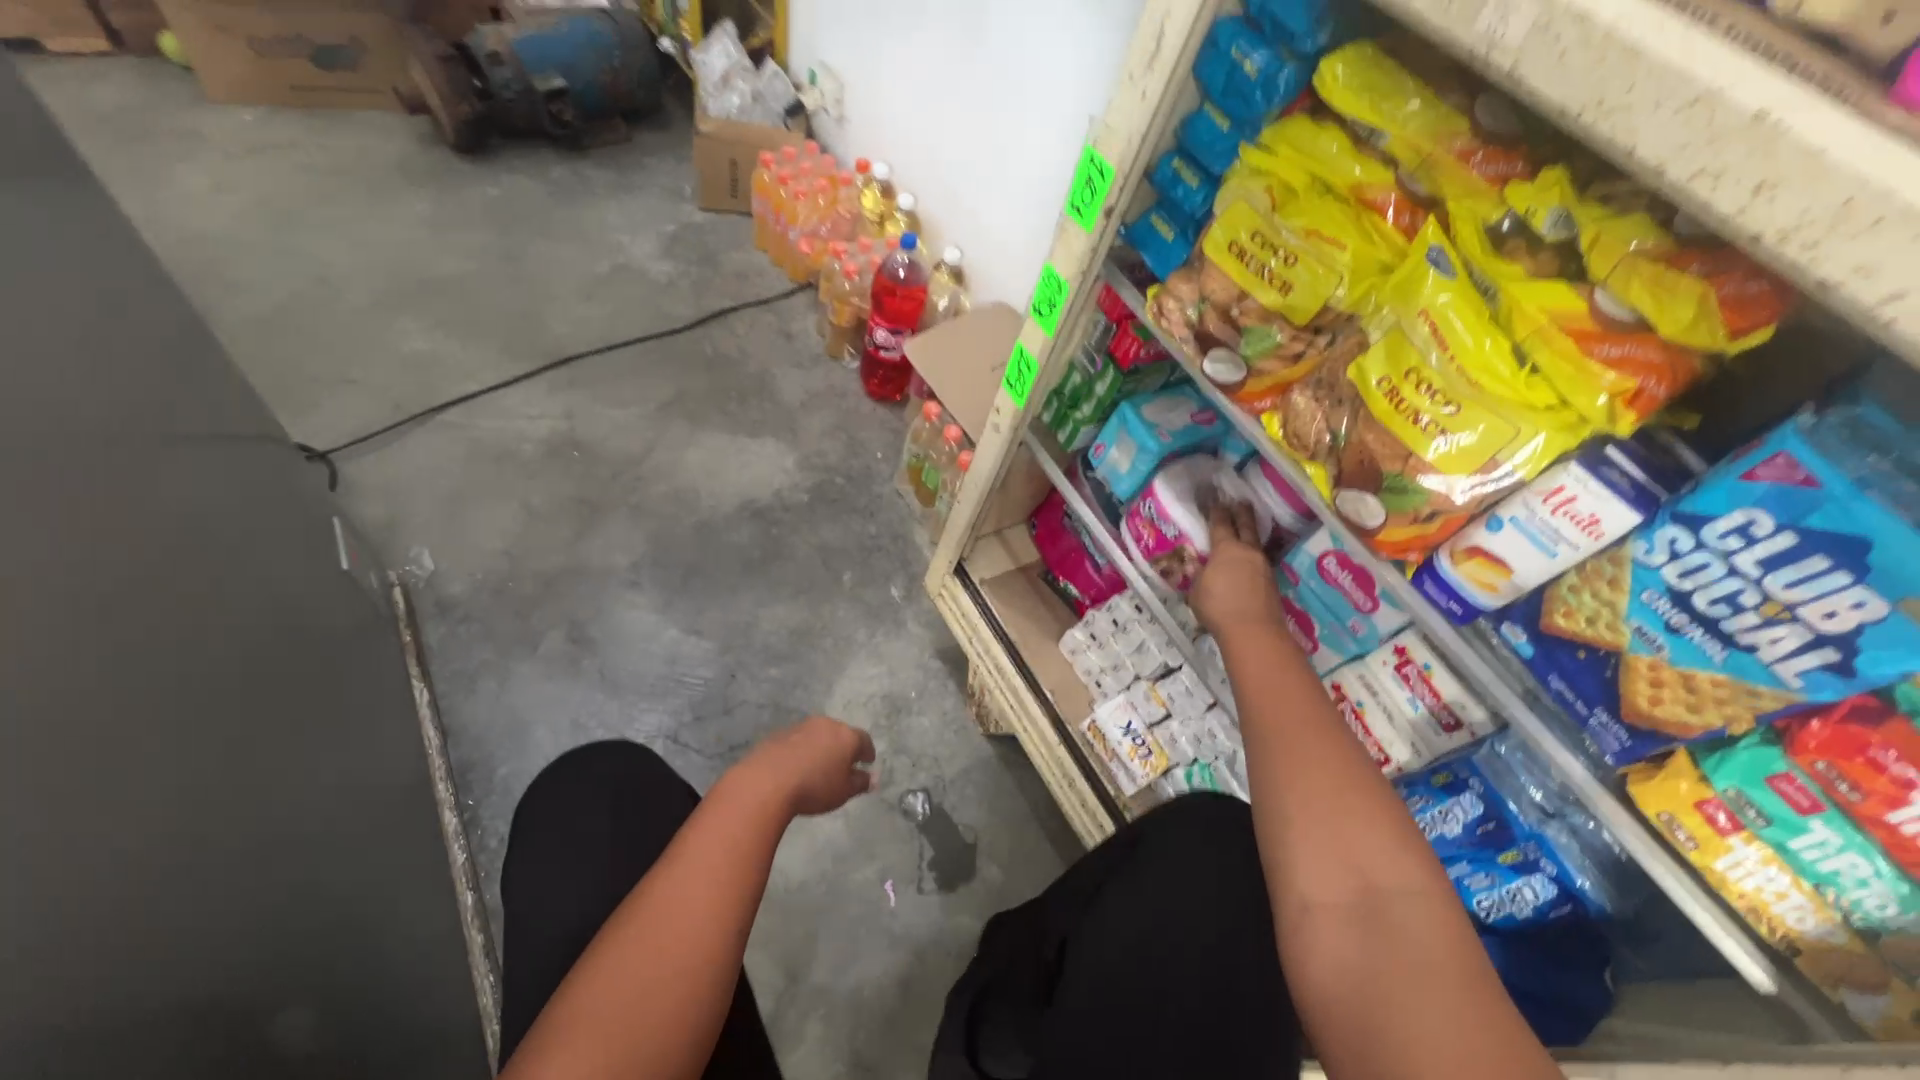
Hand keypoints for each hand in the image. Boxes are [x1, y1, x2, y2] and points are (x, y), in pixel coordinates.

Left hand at [737, 715, 875, 817]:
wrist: (766, 782)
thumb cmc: (814, 788)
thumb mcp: (844, 792)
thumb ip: (860, 783)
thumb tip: (870, 778)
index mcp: (847, 736)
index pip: (864, 740)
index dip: (867, 752)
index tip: (867, 762)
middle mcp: (826, 725)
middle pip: (839, 734)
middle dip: (842, 748)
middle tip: (842, 765)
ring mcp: (800, 727)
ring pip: (817, 735)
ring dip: (820, 748)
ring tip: (817, 767)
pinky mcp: (778, 734)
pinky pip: (797, 741)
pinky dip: (800, 751)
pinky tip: (795, 767)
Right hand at [1191, 500, 1285, 636]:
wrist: (1253, 630)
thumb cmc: (1217, 607)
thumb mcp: (1197, 591)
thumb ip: (1199, 576)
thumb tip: (1200, 568)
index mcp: (1225, 549)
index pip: (1220, 523)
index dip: (1216, 510)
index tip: (1214, 499)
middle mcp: (1247, 552)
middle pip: (1246, 525)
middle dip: (1241, 511)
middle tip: (1240, 500)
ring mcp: (1263, 566)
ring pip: (1255, 544)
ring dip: (1250, 534)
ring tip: (1246, 529)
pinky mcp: (1271, 582)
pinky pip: (1259, 562)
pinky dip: (1252, 557)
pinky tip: (1248, 562)